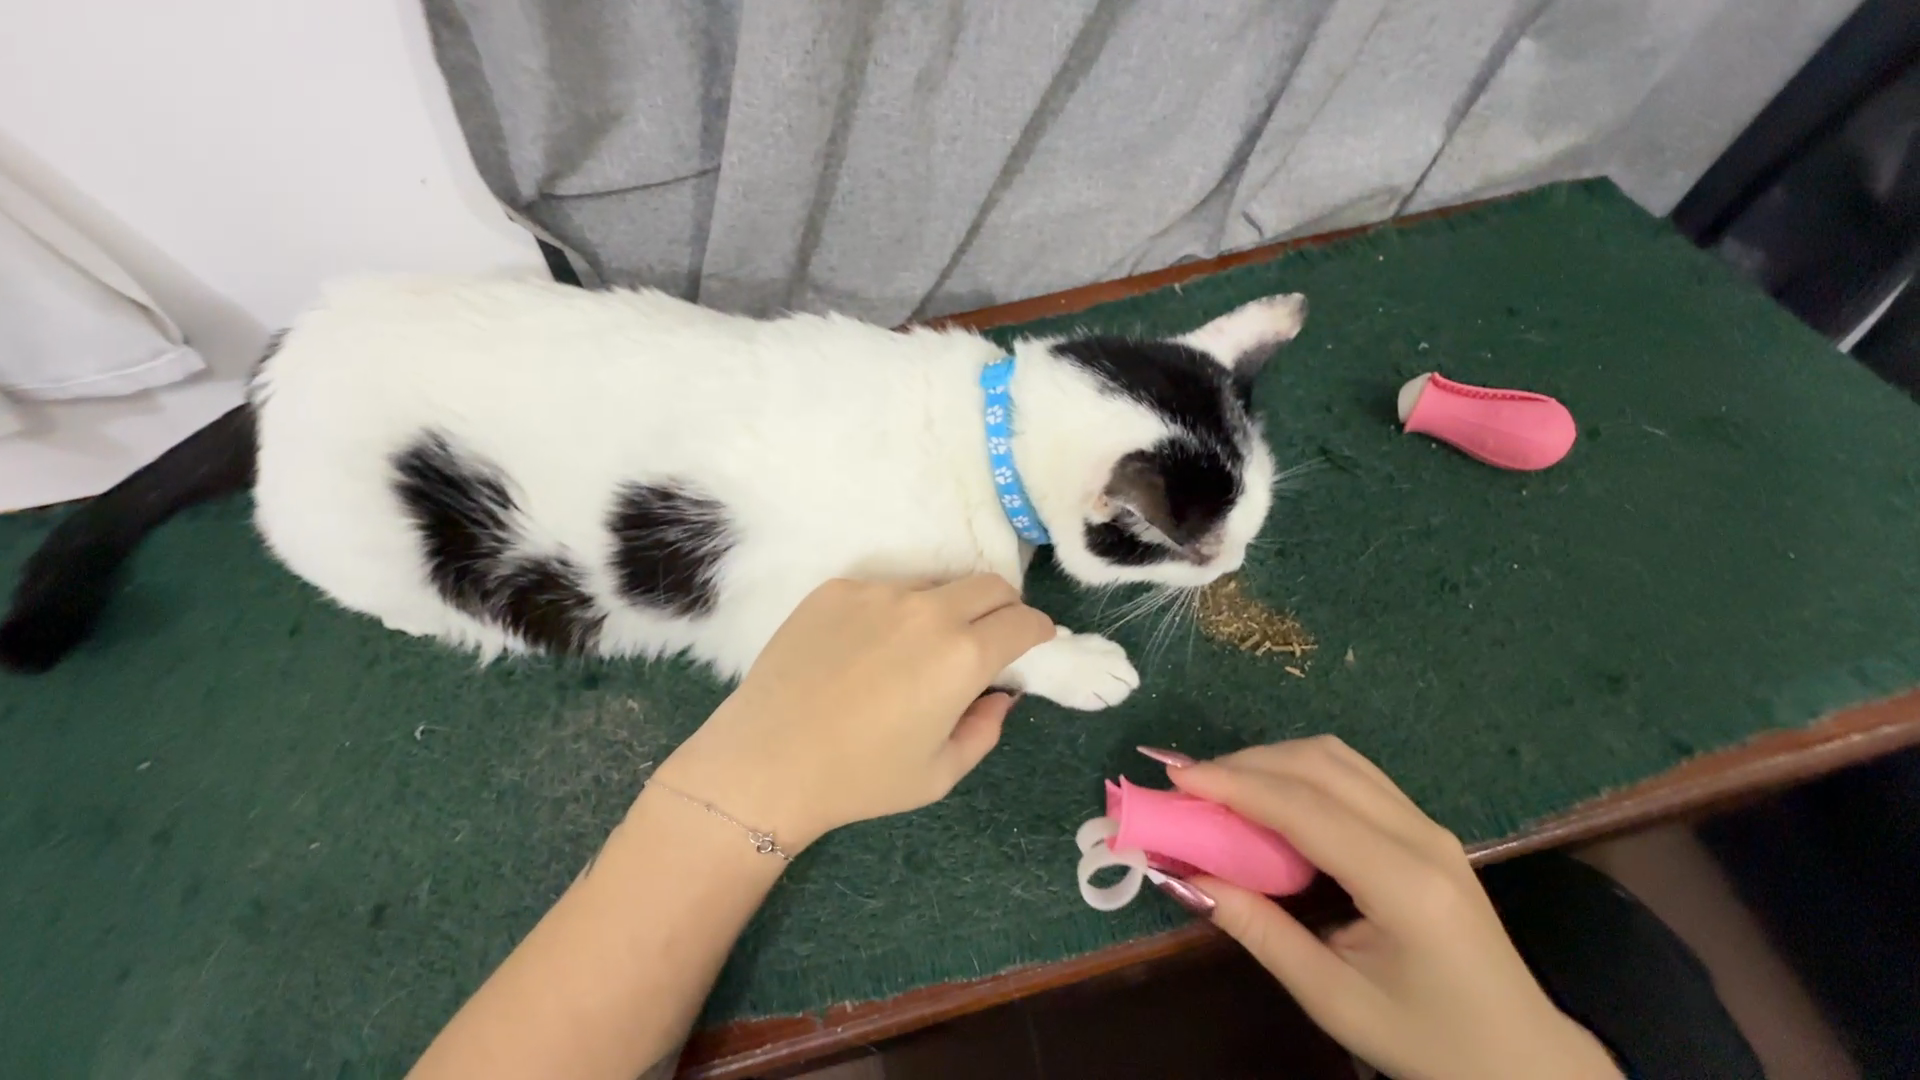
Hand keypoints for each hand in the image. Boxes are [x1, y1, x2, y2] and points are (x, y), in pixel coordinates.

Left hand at [652, 576, 1054, 850]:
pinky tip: (865, 651)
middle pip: (989, 584)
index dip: (1039, 630)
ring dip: (945, 609)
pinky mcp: (836, 589)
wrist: (766, 761)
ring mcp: (878, 593)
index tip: (1034, 641)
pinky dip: (892, 613)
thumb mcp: (940, 773)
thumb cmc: (861, 778)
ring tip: (916, 650)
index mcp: (962, 655)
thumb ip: (986, 728)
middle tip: (990, 637)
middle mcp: (927, 610)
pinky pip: (883, 590)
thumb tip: (1000, 695)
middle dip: (1003, 607)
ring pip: (934, 586)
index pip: (1023, 620)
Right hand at [1166, 738, 1622, 1079]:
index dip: (1235, 784)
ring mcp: (1427, 824)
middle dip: (1243, 764)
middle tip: (1185, 784)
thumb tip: (1180, 876)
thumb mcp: (1333, 998)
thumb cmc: (1427, 1040)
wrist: (1524, 1058)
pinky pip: (1350, 773)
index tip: (1175, 777)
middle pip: (1318, 765)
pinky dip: (1296, 770)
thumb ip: (1257, 930)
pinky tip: (1267, 794)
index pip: (1305, 809)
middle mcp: (1421, 836)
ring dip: (1269, 760)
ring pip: (1334, 758)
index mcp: (1404, 884)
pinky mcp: (1422, 825)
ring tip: (1218, 786)